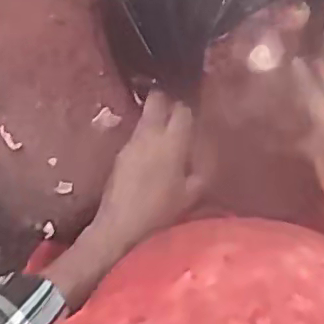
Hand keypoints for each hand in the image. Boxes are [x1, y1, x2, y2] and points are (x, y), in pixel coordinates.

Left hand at [86, 90, 205, 255]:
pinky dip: (147, 133)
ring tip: (167, 127)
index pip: (182, 109)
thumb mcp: (191, 195)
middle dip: (168, 96)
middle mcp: (150, 133)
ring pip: (146, 115)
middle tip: (178, 105)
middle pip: (157, 98)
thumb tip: (204, 153)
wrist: (119, 226)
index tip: (196, 105)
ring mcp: (132, 140)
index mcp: (172, 141)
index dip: (190, 104)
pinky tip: (152, 149)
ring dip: (156, 115)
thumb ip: (200, 170)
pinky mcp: (121, 151)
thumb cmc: (160, 212)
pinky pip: (138, 133)